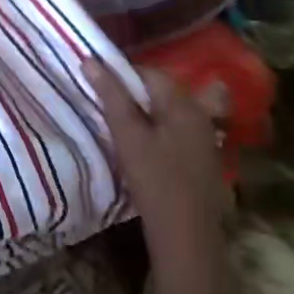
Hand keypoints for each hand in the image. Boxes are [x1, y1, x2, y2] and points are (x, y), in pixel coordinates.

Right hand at [86, 62, 229, 261]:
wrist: (186, 234)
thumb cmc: (155, 179)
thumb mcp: (127, 135)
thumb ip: (111, 96)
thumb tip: (90, 59)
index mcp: (184, 105)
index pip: (149, 73)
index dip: (120, 75)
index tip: (97, 87)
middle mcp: (200, 115)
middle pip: (160, 91)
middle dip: (131, 93)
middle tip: (103, 106)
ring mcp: (203, 137)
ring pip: (166, 111)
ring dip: (142, 112)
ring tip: (116, 124)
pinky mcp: (200, 158)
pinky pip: (173, 130)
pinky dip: (154, 129)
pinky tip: (139, 145)